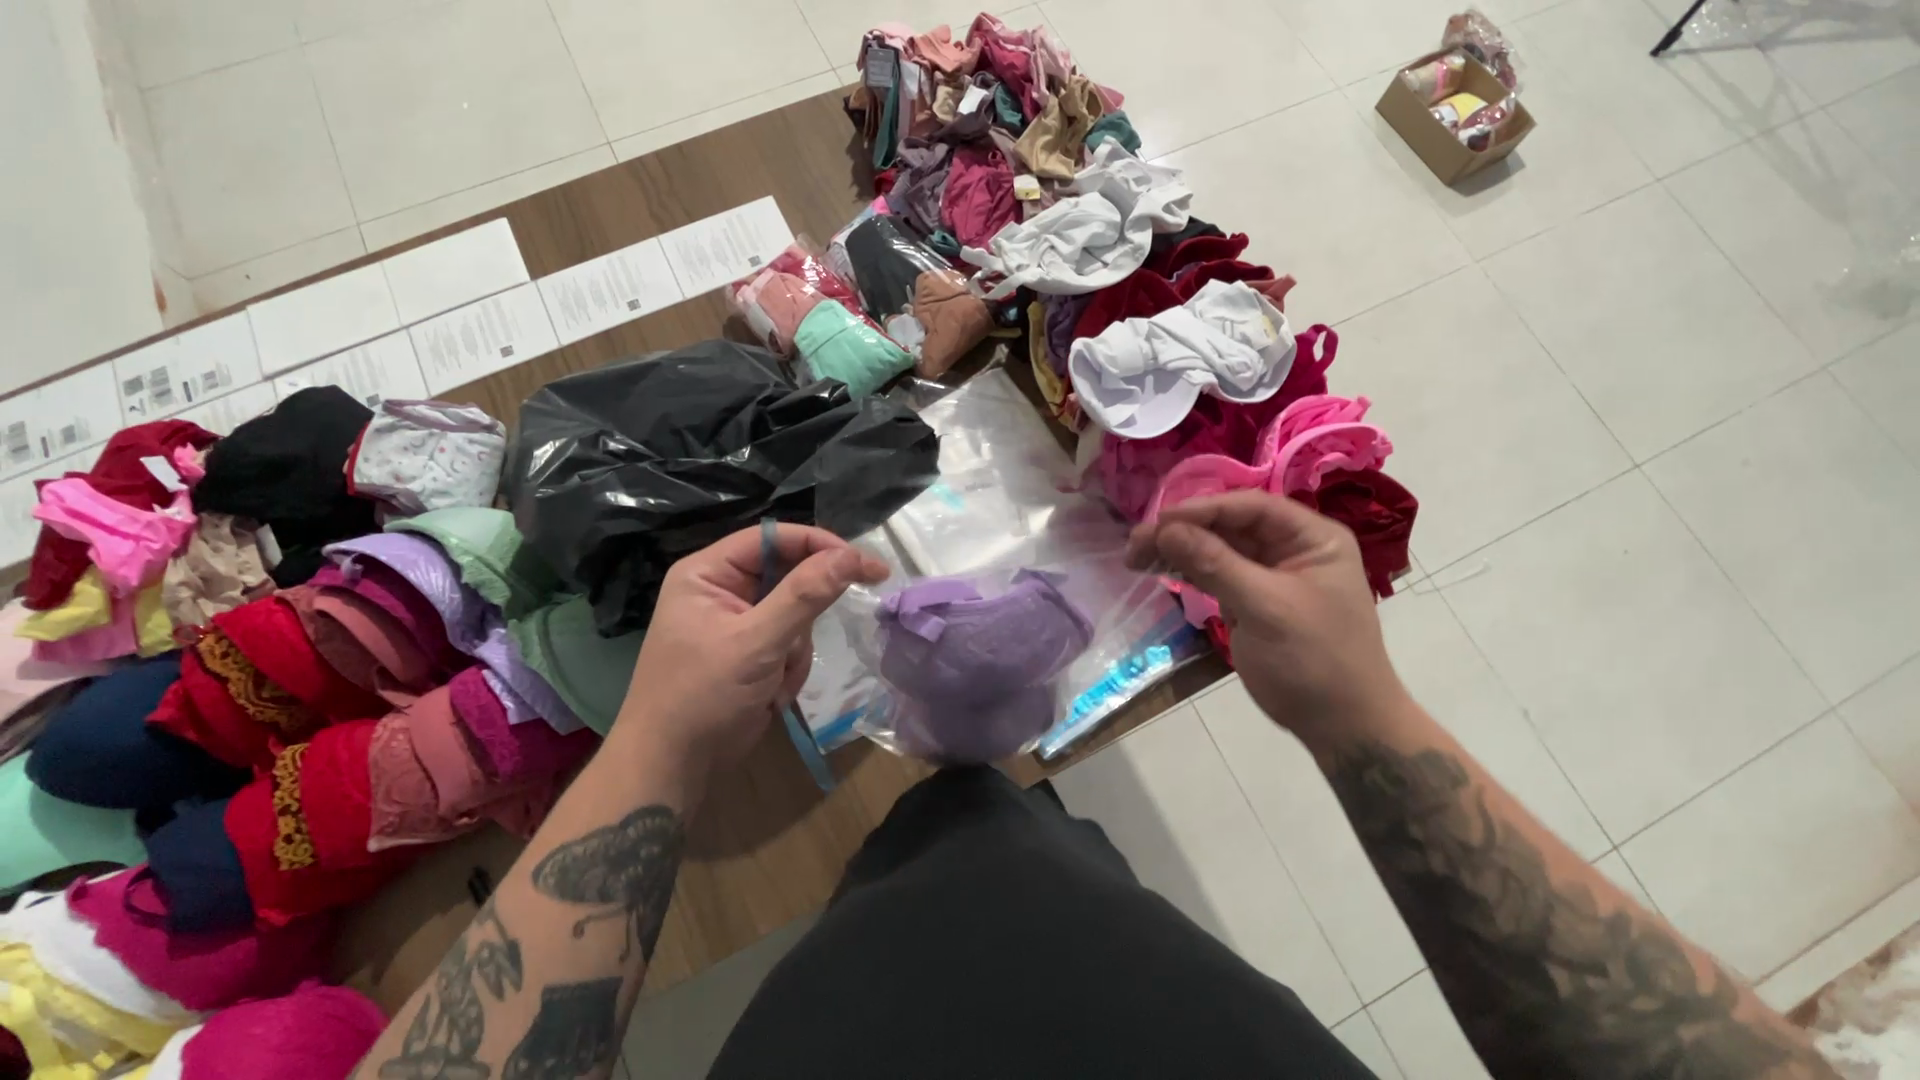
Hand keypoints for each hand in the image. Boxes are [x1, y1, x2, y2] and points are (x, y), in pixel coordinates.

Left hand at [612, 524, 891, 786]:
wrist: (672, 767)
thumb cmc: (702, 697)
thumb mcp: (757, 643)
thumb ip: (805, 595)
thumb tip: (852, 555)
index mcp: (708, 573)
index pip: (773, 538)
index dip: (819, 545)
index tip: (864, 563)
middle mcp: (720, 590)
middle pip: (789, 577)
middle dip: (802, 618)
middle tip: (800, 644)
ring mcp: (735, 624)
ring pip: (796, 616)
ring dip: (795, 651)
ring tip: (774, 682)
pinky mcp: (749, 654)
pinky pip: (790, 644)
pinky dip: (790, 669)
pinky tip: (771, 695)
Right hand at [1125, 491, 1406, 743]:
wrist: (1340, 725)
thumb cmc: (1314, 660)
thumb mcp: (1265, 608)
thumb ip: (1215, 564)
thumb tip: (1164, 530)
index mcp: (1312, 538)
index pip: (1250, 508)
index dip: (1203, 510)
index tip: (1159, 523)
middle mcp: (1291, 548)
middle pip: (1228, 525)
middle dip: (1182, 531)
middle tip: (1135, 544)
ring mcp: (1269, 575)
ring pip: (1215, 549)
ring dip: (1177, 550)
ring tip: (1134, 557)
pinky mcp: (1250, 601)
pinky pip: (1213, 574)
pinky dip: (1185, 571)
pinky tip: (1156, 570)